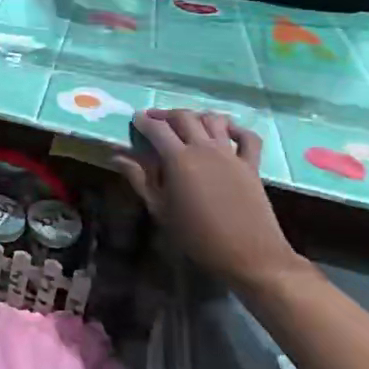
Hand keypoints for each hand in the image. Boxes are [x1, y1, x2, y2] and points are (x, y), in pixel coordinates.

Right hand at [113, 109, 302, 289]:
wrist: (248, 254)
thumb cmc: (196, 235)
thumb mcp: (160, 209)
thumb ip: (139, 178)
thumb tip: (116, 156)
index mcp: (178, 159)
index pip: (157, 129)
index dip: (143, 121)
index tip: (134, 119)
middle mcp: (204, 149)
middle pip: (184, 117)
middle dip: (166, 114)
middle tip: (154, 119)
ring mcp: (231, 154)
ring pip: (213, 120)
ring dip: (197, 116)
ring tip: (186, 124)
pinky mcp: (252, 165)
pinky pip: (247, 137)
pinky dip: (235, 129)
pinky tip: (226, 132)